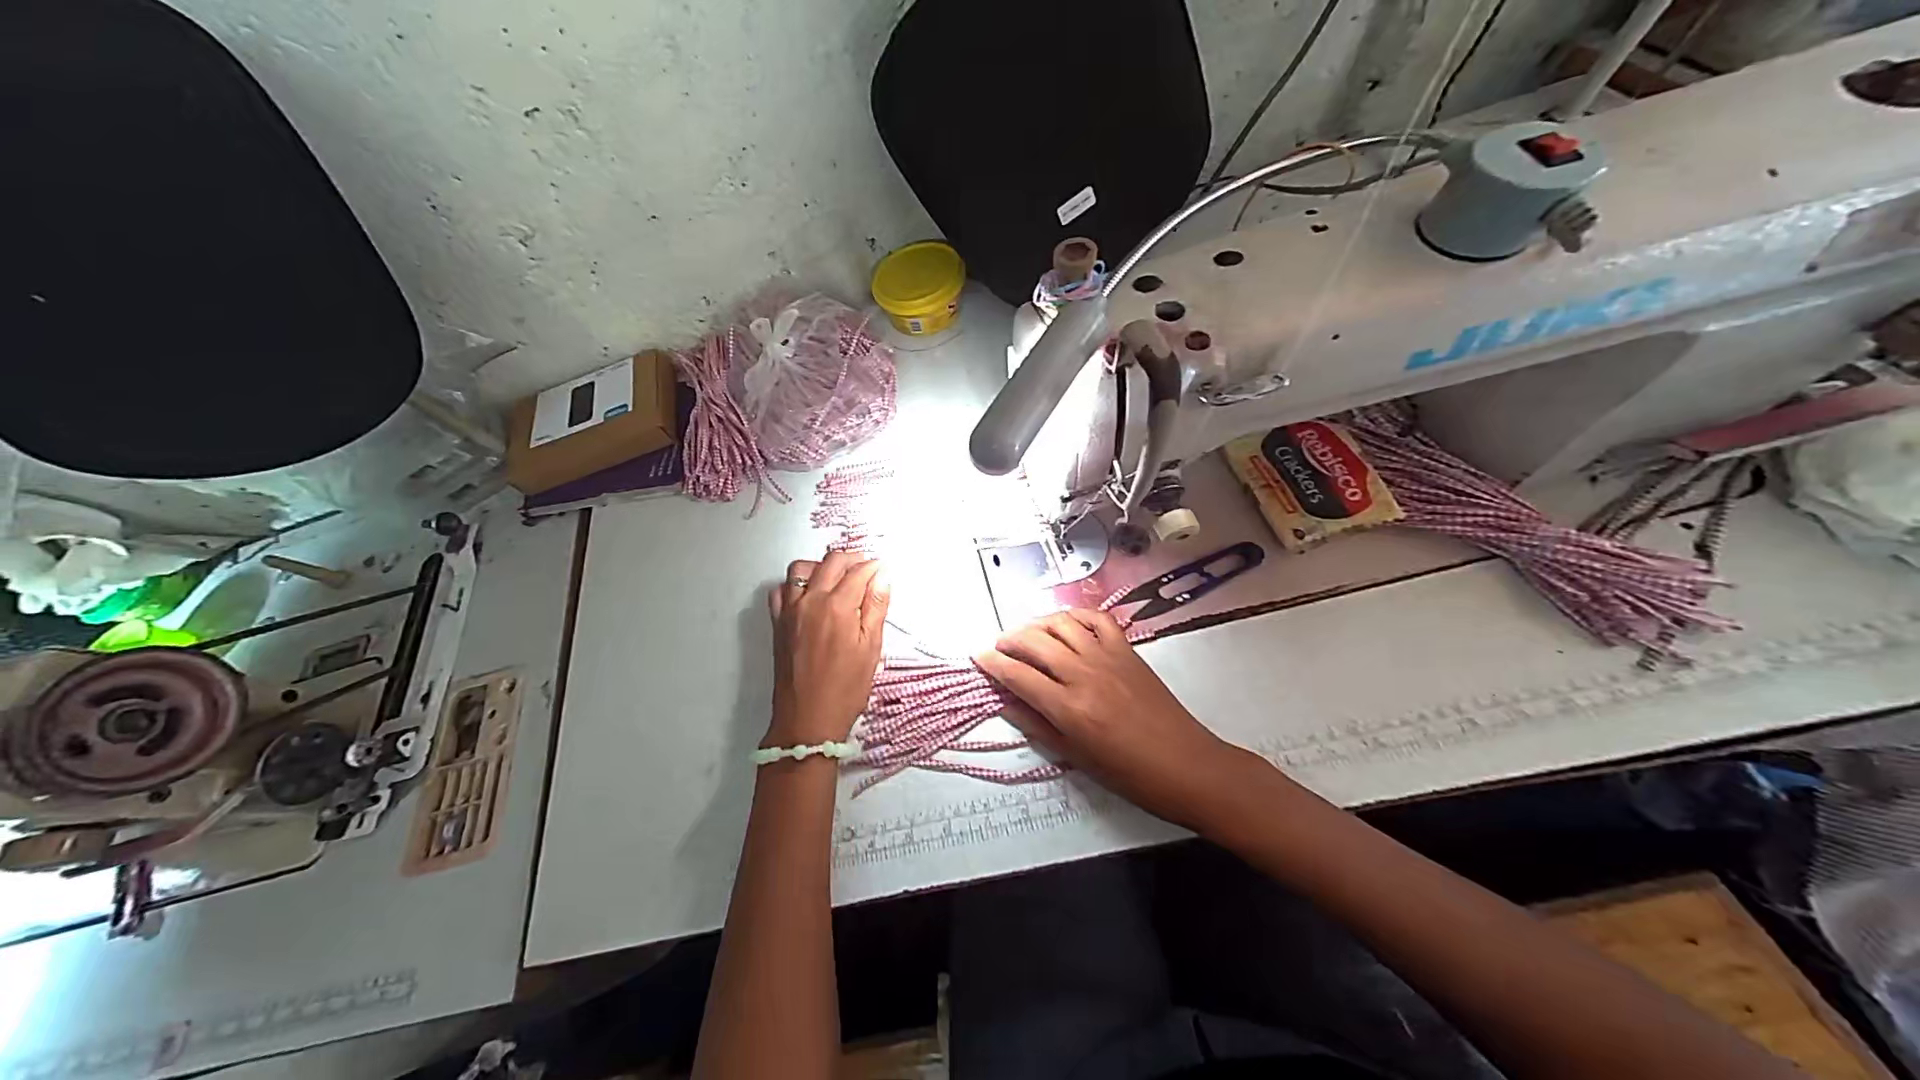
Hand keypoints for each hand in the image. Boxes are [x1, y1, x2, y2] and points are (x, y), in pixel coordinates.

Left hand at [766, 550, 889, 747]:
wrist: (807, 720)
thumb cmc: (844, 690)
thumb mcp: (871, 648)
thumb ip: (876, 607)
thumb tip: (882, 577)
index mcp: (837, 606)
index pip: (859, 571)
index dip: (874, 567)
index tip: (883, 571)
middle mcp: (810, 601)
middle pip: (831, 562)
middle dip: (852, 559)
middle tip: (866, 569)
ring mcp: (790, 611)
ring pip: (802, 569)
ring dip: (822, 566)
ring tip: (838, 578)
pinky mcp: (778, 623)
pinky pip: (781, 590)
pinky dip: (795, 584)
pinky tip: (810, 595)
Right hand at [975, 609, 1264, 831]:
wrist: (1186, 765)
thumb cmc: (1130, 773)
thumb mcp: (1075, 756)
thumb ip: (1037, 725)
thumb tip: (1006, 702)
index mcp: (1069, 708)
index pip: (1018, 675)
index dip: (993, 664)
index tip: (979, 658)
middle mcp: (1084, 674)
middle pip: (1034, 642)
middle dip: (1009, 640)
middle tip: (999, 647)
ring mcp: (1107, 656)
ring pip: (1061, 624)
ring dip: (1036, 624)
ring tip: (1026, 635)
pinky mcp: (1127, 649)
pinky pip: (1096, 619)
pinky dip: (1075, 615)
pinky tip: (1064, 624)